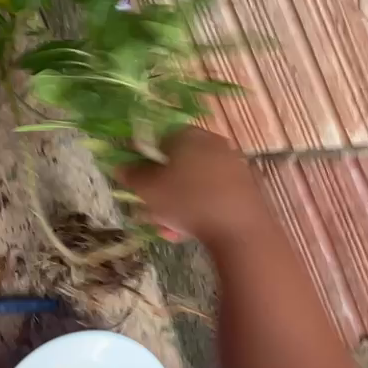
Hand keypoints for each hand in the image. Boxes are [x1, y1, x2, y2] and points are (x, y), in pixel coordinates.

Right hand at [117, 127, 267, 244]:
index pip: (158, 139)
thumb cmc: (186, 201)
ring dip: (175, 204)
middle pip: (176, 163)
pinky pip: (211, 195)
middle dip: (160, 187)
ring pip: (192, 183)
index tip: (135, 180)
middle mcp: (213, 144)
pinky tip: (186, 232)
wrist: (239, 230)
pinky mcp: (245, 188)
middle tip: (148, 208)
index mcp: (188, 136)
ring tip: (166, 228)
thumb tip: (121, 165)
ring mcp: (232, 166)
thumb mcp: (147, 188)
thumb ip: (131, 174)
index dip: (142, 159)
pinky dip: (197, 210)